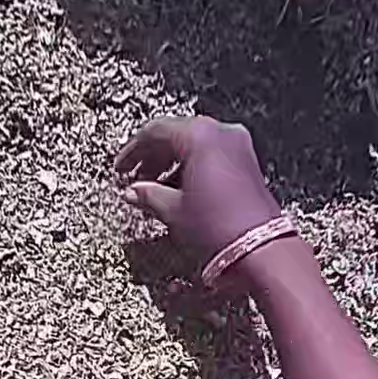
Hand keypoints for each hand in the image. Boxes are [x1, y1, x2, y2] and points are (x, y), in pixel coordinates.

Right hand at [115, 116, 282, 266]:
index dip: (133, 150)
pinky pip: (210, 154)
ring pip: (194, 144)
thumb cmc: (216, 226)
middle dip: (152, 156)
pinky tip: (176, 189)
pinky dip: (189, 166)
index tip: (120, 168)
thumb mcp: (173, 210)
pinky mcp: (245, 161)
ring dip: (170, 162)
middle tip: (133, 178)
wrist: (257, 247)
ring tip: (152, 188)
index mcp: (200, 136)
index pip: (157, 131)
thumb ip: (149, 195)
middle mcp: (221, 132)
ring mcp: (237, 145)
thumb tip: (132, 191)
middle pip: (176, 134)